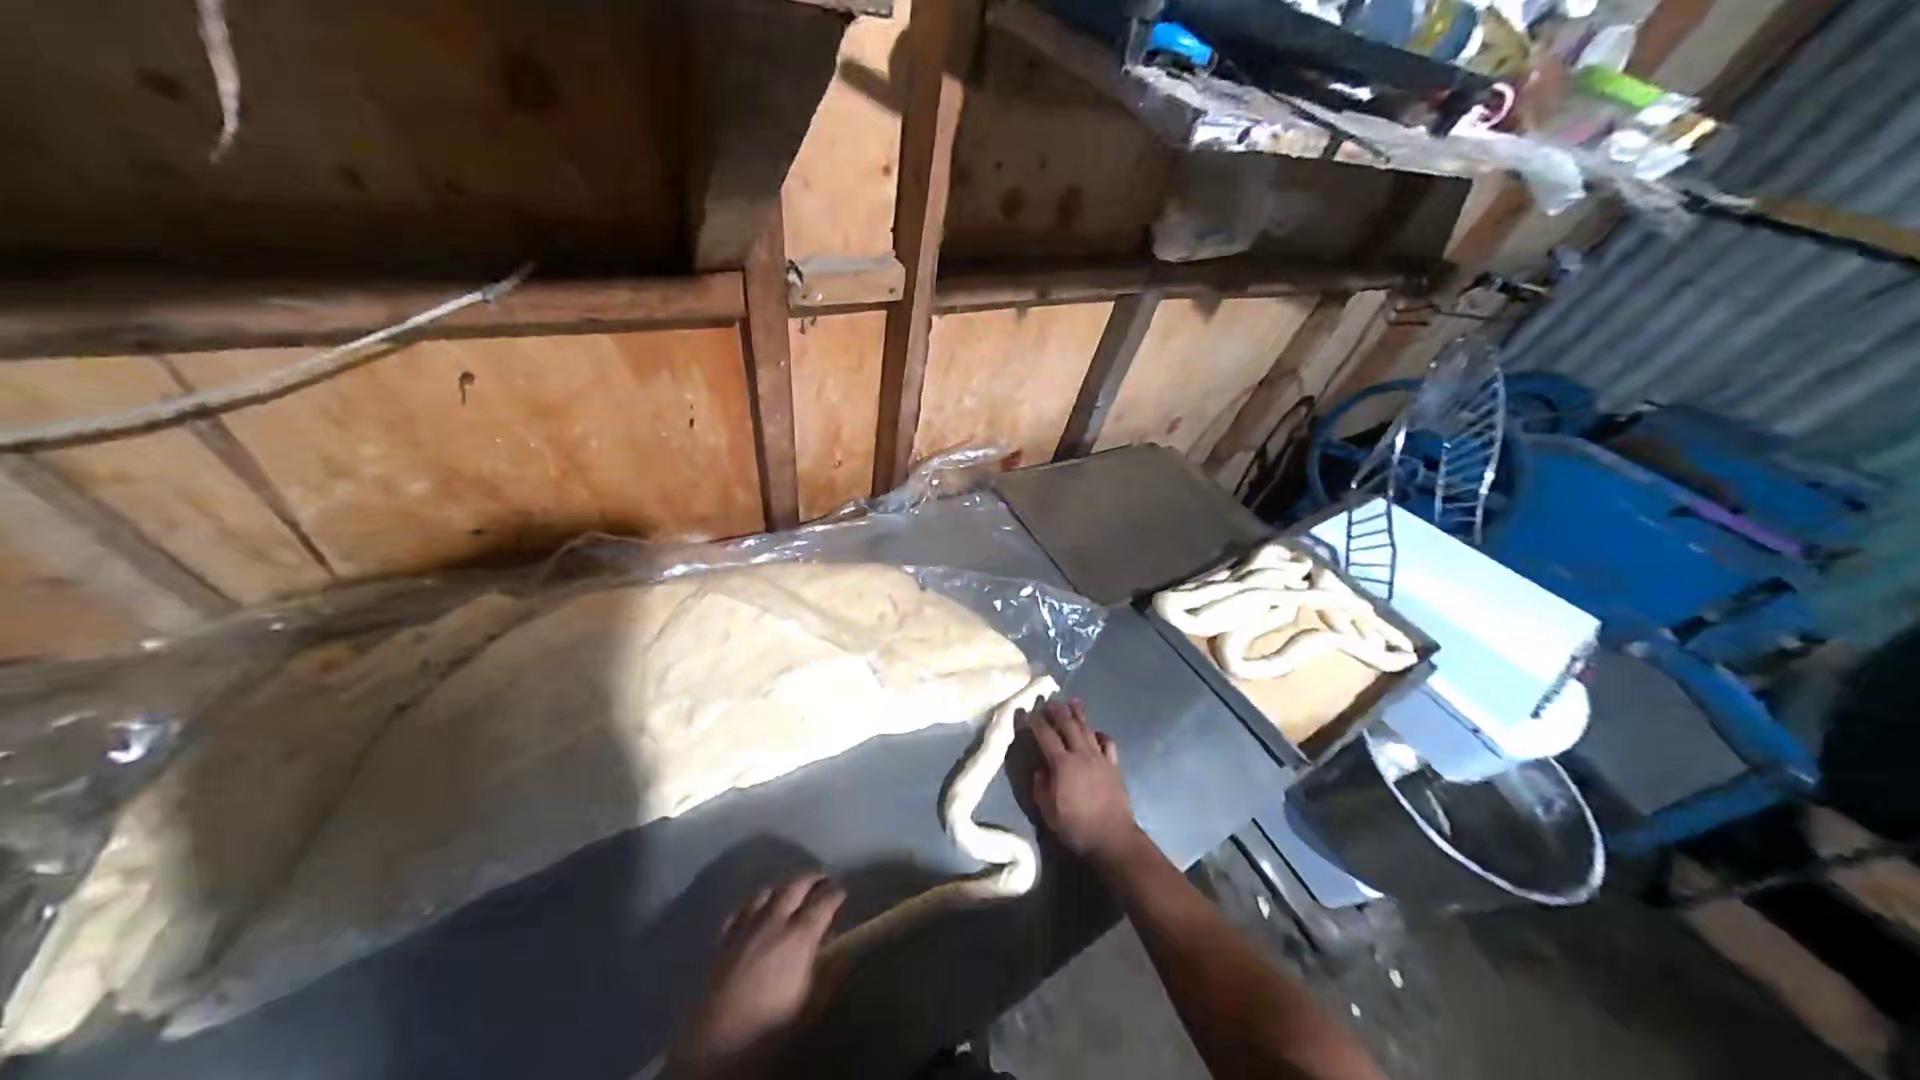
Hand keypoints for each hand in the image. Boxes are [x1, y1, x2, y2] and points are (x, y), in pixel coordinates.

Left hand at [671, 873, 844, 1077]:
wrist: (716, 1047)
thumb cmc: (771, 1028)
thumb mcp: (811, 1005)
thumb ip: (831, 973)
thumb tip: (847, 951)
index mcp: (799, 936)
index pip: (824, 901)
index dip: (836, 893)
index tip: (843, 891)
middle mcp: (773, 921)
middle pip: (795, 886)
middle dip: (812, 878)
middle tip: (823, 879)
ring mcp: (744, 928)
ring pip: (765, 892)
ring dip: (782, 888)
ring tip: (790, 893)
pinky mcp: (721, 940)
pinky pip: (739, 911)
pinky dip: (752, 906)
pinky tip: (754, 914)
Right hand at [1027, 699, 1141, 864]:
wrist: (1113, 837)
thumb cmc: (1076, 826)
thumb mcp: (1048, 811)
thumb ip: (1041, 786)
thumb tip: (1041, 770)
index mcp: (1062, 764)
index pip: (1046, 736)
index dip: (1037, 722)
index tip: (1029, 712)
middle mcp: (1081, 755)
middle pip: (1068, 725)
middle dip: (1057, 710)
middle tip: (1050, 700)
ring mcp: (1100, 758)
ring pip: (1088, 729)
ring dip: (1079, 714)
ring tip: (1072, 701)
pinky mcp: (1114, 766)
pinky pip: (1108, 743)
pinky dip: (1100, 734)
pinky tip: (1096, 732)